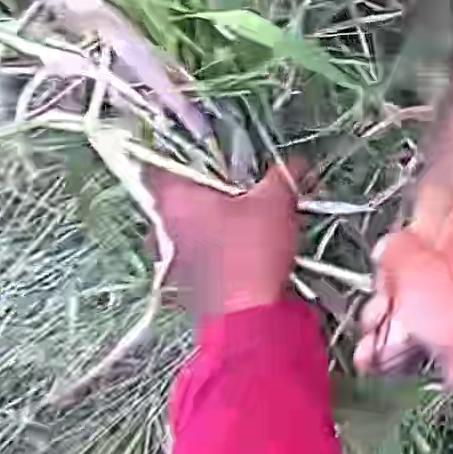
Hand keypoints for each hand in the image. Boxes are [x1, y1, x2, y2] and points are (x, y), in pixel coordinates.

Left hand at [150, 162, 300, 320]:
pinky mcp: (186, 272)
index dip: (175, 147)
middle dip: (207, 177)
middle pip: (177, 189)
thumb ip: (284, 173)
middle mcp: (163, 224)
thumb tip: (295, 160)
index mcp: (175, 200)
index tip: (201, 139)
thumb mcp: (277, 199)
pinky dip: (218, 227)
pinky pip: (199, 237)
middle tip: (239, 168)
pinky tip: (248, 227)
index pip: (157, 163)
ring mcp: (171, 252)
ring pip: (189, 215)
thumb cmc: (252, 248)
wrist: (246, 314)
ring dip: (215, 204)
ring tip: (250, 198)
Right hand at [354, 191, 452, 402]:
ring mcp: (452, 292)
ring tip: (386, 332)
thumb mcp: (412, 263)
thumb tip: (387, 247)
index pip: (435, 202)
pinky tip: (380, 356)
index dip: (410, 222)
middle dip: (387, 283)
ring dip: (384, 319)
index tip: (396, 241)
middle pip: (406, 258)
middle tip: (389, 295)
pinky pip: (408, 331)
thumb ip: (393, 248)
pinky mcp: (446, 328)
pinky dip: (392, 346)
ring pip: (402, 298)